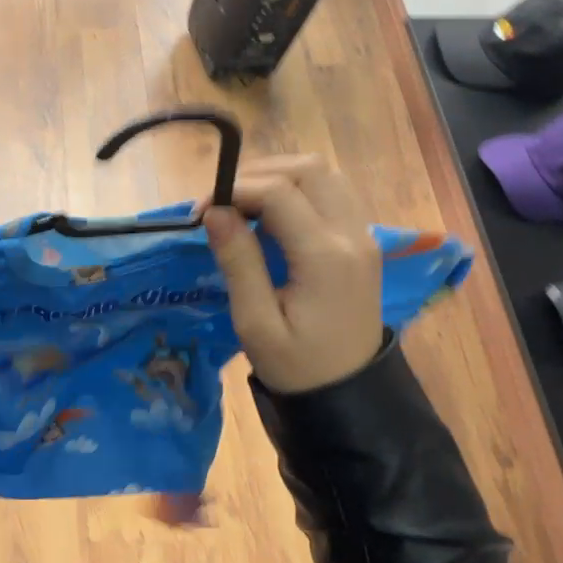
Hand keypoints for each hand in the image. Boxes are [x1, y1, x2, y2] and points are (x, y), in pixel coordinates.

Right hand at [200, 155, 383, 393]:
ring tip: (243, 205)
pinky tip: (271, 217)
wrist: (348, 392)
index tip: (199, 213)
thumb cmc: (294, 365)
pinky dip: (298, 191)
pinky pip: (333, 194)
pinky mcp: (362, 241)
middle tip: (221, 204)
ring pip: (324, 175)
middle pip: (308, 170)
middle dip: (257, 175)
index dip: (233, 191)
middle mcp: (351, 235)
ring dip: (280, 178)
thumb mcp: (255, 322)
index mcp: (324, 257)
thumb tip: (214, 213)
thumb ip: (238, 263)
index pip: (279, 193)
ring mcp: (363, 235)